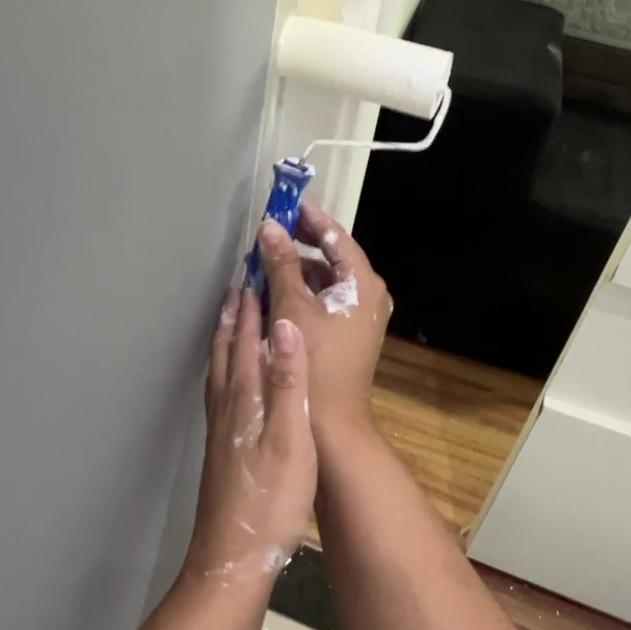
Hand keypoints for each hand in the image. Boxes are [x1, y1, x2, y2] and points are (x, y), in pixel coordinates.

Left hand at [184, 288, 316, 585]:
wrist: (233, 557)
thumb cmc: (271, 500)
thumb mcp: (293, 439)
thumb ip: (289, 382)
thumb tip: (285, 326)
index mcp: (246, 399)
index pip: (247, 343)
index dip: (250, 310)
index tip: (254, 277)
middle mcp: (227, 406)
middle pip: (226, 351)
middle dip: (233, 317)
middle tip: (238, 287)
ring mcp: (220, 429)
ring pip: (219, 370)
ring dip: (224, 339)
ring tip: (228, 319)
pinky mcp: (221, 447)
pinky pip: (219, 390)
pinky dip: (222, 369)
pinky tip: (228, 380)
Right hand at [254, 202, 390, 437]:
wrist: (332, 425)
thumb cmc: (315, 361)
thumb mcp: (293, 307)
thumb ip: (281, 263)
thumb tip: (270, 227)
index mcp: (364, 285)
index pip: (337, 238)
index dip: (310, 219)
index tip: (286, 204)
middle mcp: (368, 296)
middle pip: (332, 257)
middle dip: (299, 244)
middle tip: (269, 231)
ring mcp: (360, 316)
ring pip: (325, 280)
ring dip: (295, 269)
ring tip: (262, 261)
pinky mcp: (347, 334)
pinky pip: (324, 300)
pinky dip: (300, 292)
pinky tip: (272, 291)